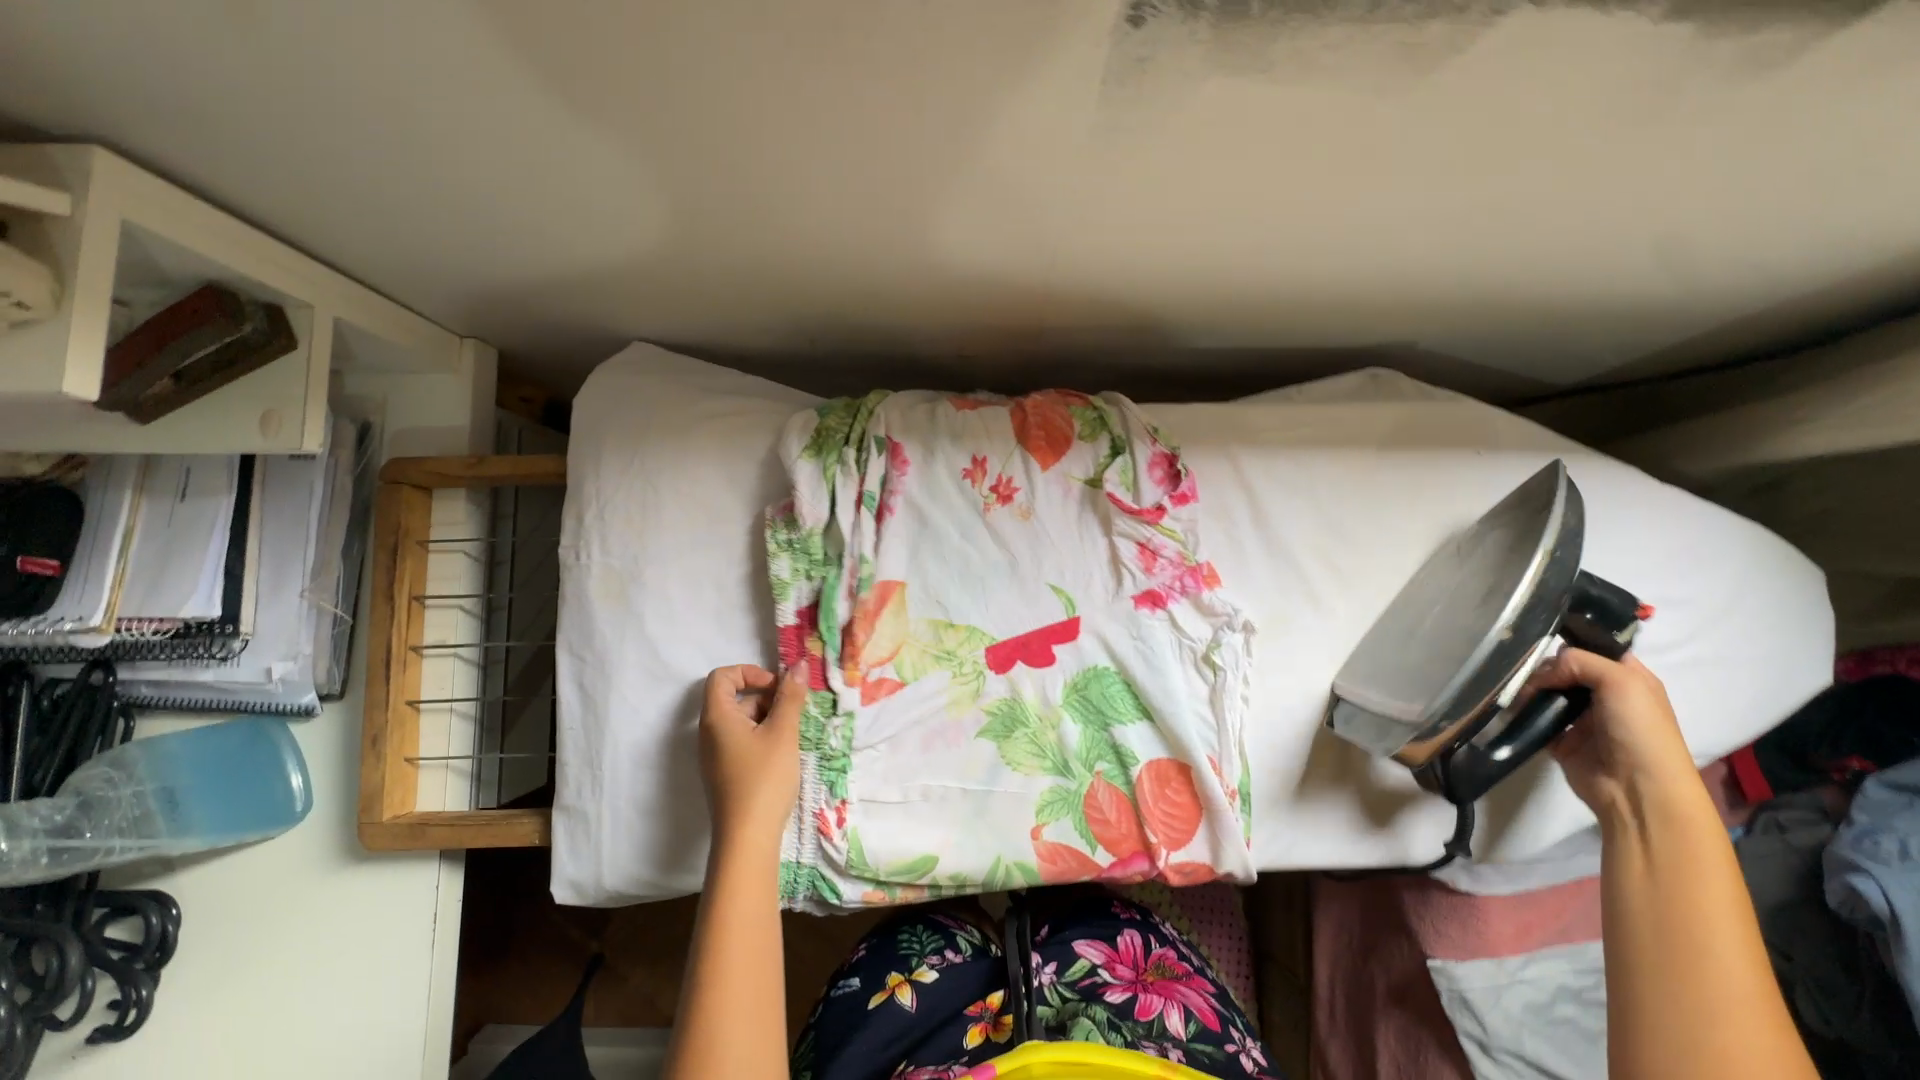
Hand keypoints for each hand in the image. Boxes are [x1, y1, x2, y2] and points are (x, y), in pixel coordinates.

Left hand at [699, 662, 807, 848]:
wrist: (747, 837)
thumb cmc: (764, 779)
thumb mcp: (782, 733)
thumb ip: (790, 697)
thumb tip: (798, 665)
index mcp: (716, 717)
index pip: (722, 676)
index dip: (750, 673)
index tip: (776, 688)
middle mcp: (709, 732)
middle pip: (734, 698)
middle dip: (766, 698)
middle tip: (793, 715)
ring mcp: (714, 755)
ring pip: (741, 722)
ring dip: (767, 720)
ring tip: (791, 737)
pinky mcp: (724, 772)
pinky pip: (741, 742)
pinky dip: (761, 739)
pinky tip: (782, 756)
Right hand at [1525, 650, 1697, 818]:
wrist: (1637, 788)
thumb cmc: (1639, 729)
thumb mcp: (1621, 681)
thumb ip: (1579, 662)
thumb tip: (1544, 672)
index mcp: (1627, 678)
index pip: (1594, 650)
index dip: (1571, 645)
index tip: (1542, 640)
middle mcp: (1604, 695)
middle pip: (1564, 670)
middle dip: (1543, 668)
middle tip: (1524, 672)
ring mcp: (1581, 718)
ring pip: (1547, 692)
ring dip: (1529, 690)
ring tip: (1514, 690)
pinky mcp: (1561, 740)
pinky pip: (1536, 720)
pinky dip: (1522, 714)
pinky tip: (1511, 708)